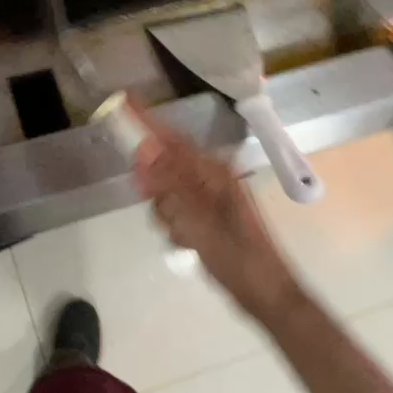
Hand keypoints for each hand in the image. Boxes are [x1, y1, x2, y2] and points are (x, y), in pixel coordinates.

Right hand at [126, 98, 304, 319]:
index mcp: (214, 172)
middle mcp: (211, 178)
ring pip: (165, 193)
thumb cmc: (237, 258)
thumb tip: (143, 151)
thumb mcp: (198, 222)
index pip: (173, 139)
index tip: (125, 99)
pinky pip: (174, 211)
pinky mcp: (206, 216)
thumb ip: (169, 187)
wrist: (267, 293)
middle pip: (164, 167)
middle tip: (163, 210)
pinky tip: (188, 243)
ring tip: (183, 236)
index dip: (147, 120)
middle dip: (156, 189)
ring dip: (166, 213)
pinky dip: (173, 225)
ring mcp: (209, 198)